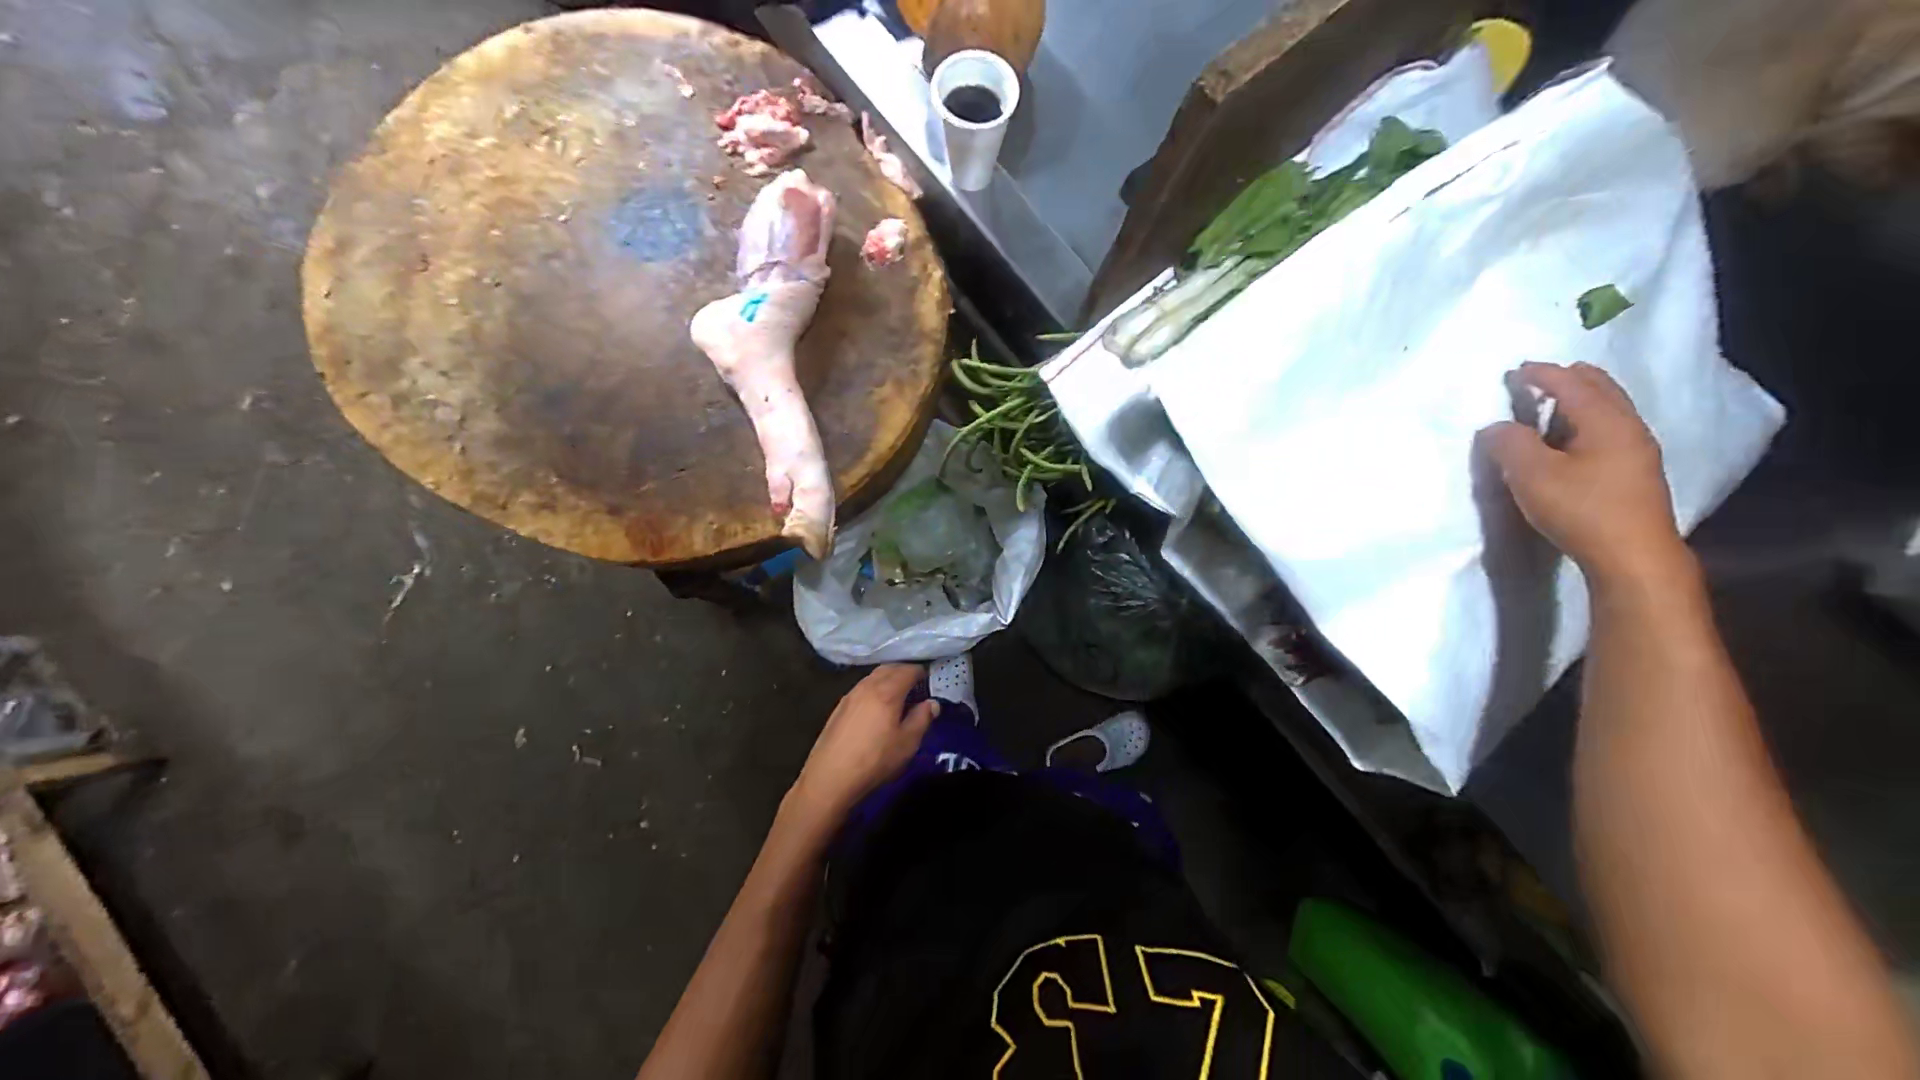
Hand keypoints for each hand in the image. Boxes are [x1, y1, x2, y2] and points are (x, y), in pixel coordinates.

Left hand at [786, 665, 937, 825]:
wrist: (830, 777)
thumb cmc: (875, 760)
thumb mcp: (907, 743)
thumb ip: (922, 718)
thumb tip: (932, 703)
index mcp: (887, 691)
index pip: (908, 670)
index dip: (921, 673)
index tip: (930, 681)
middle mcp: (867, 686)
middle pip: (889, 669)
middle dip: (904, 672)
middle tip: (917, 685)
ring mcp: (850, 695)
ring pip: (873, 677)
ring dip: (888, 679)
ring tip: (898, 696)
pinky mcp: (839, 707)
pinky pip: (862, 688)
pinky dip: (874, 689)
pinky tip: (877, 708)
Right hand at [1479, 362, 1690, 586]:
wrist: (1632, 555)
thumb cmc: (1580, 509)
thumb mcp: (1531, 475)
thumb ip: (1509, 444)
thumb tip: (1496, 427)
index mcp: (1605, 421)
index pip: (1570, 385)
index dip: (1542, 374)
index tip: (1517, 369)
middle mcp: (1628, 428)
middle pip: (1601, 389)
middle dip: (1571, 378)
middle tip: (1542, 375)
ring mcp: (1637, 450)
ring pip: (1610, 408)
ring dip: (1582, 398)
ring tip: (1557, 400)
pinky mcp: (1635, 472)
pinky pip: (1611, 428)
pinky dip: (1589, 418)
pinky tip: (1574, 435)